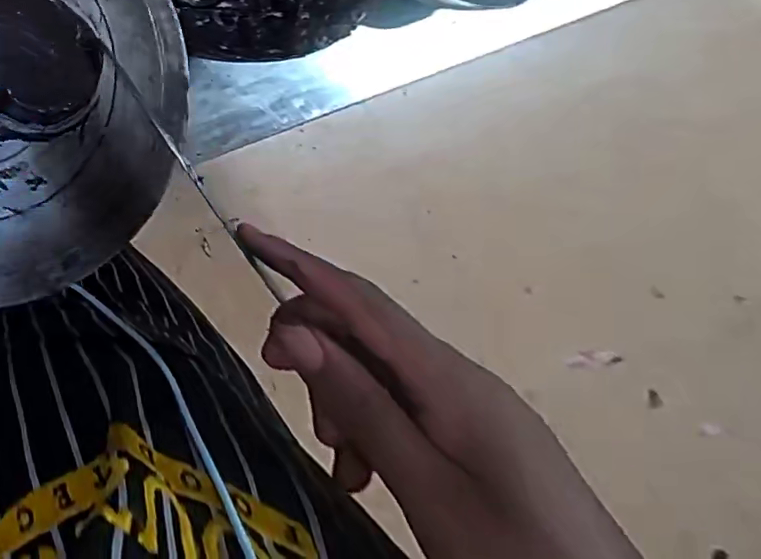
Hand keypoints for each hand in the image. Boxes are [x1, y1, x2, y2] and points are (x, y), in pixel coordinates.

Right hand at [238, 226, 640, 558]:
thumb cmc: (513, 552)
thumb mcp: (424, 484)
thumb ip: (357, 402)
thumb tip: (290, 329)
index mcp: (448, 377)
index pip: (356, 297)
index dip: (297, 261)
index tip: (246, 233)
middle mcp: (455, 375)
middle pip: (358, 329)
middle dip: (311, 349)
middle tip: (279, 382)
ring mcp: (466, 403)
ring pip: (372, 368)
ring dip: (338, 398)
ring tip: (341, 460)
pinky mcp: (472, 432)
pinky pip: (398, 402)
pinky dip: (366, 423)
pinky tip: (363, 470)